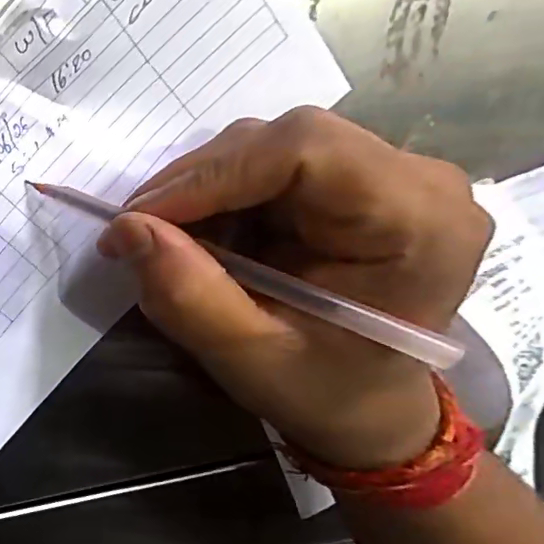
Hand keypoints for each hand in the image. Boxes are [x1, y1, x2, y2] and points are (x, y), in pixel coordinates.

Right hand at [98, 106, 490, 469]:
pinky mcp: (349, 178)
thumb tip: (125, 228)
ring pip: (266, 144)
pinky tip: (198, 232)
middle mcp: (414, 178)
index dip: (212, 174)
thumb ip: (188, 296)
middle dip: (197, 181)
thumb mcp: (248, 359)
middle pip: (282, 140)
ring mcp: (384, 172)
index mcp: (418, 222)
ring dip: (201, 187)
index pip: (304, 150)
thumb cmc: (324, 392)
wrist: (369, 403)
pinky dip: (215, 194)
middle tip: (138, 229)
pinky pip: (265, 161)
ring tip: (165, 237)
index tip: (142, 217)